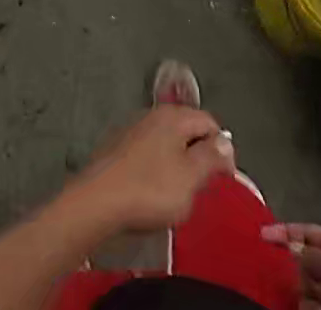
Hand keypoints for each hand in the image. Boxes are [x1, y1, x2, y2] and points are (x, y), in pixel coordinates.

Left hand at [63, 106, 235, 233]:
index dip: (222, 149)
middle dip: (197, 156)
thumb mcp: (191, 177)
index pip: (210, 122)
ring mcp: (131, 130)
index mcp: (174, 116)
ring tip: (175, 193)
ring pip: (165, 143)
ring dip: (175, 164)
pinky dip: (153, 170)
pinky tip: (149, 192)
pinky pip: (145, 156)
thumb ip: (212, 157)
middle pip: (186, 131)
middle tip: (199, 187)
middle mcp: (152, 115)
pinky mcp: (115, 150)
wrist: (95, 204)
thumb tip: (225, 141)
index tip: (222, 178)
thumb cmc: (149, 190)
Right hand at [263, 224, 320, 309]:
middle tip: (279, 277)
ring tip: (298, 301)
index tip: (262, 236)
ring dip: (298, 294)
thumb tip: (293, 250)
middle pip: (307, 263)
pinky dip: (306, 309)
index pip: (313, 233)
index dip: (287, 231)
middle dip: (291, 269)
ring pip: (308, 291)